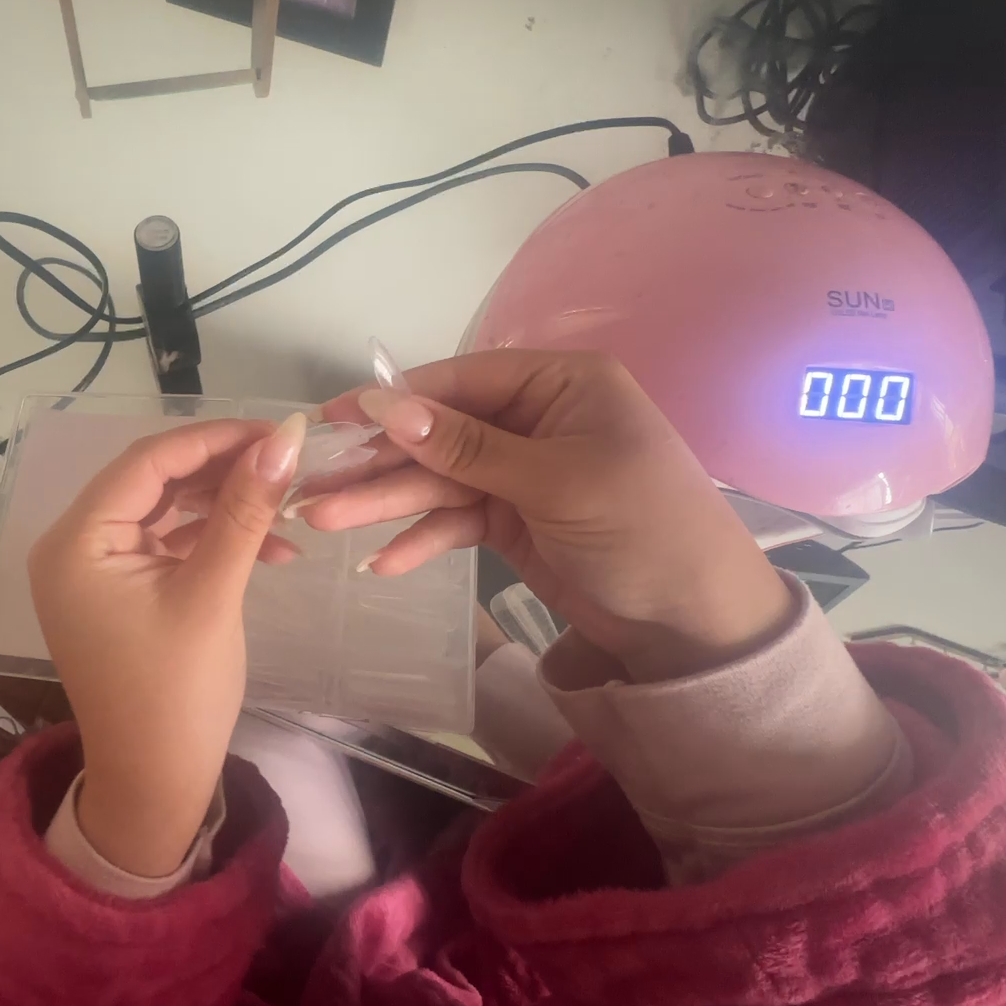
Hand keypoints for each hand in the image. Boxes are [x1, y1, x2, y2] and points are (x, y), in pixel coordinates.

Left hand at [28, 415, 305, 875]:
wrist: (155, 785)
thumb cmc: (176, 695)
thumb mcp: (212, 594)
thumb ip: (244, 510)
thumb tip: (285, 439)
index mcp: (77, 542)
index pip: (148, 462)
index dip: (216, 438)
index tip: (280, 431)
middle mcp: (74, 545)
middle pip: (155, 481)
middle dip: (225, 470)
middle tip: (289, 463)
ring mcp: (96, 569)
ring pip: (166, 510)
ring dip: (225, 505)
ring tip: (288, 506)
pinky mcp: (121, 589)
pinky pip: (167, 544)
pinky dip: (213, 540)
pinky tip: (269, 547)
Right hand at [302, 350, 789, 683]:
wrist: (693, 625)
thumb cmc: (640, 529)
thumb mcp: (553, 480)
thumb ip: (465, 445)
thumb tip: (385, 405)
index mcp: (557, 385)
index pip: (458, 380)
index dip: (393, 400)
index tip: (331, 419)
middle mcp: (532, 420)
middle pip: (438, 435)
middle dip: (377, 462)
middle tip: (312, 483)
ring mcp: (518, 473)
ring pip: (438, 481)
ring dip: (385, 503)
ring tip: (325, 523)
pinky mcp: (509, 520)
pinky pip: (454, 521)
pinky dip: (421, 539)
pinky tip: (382, 563)